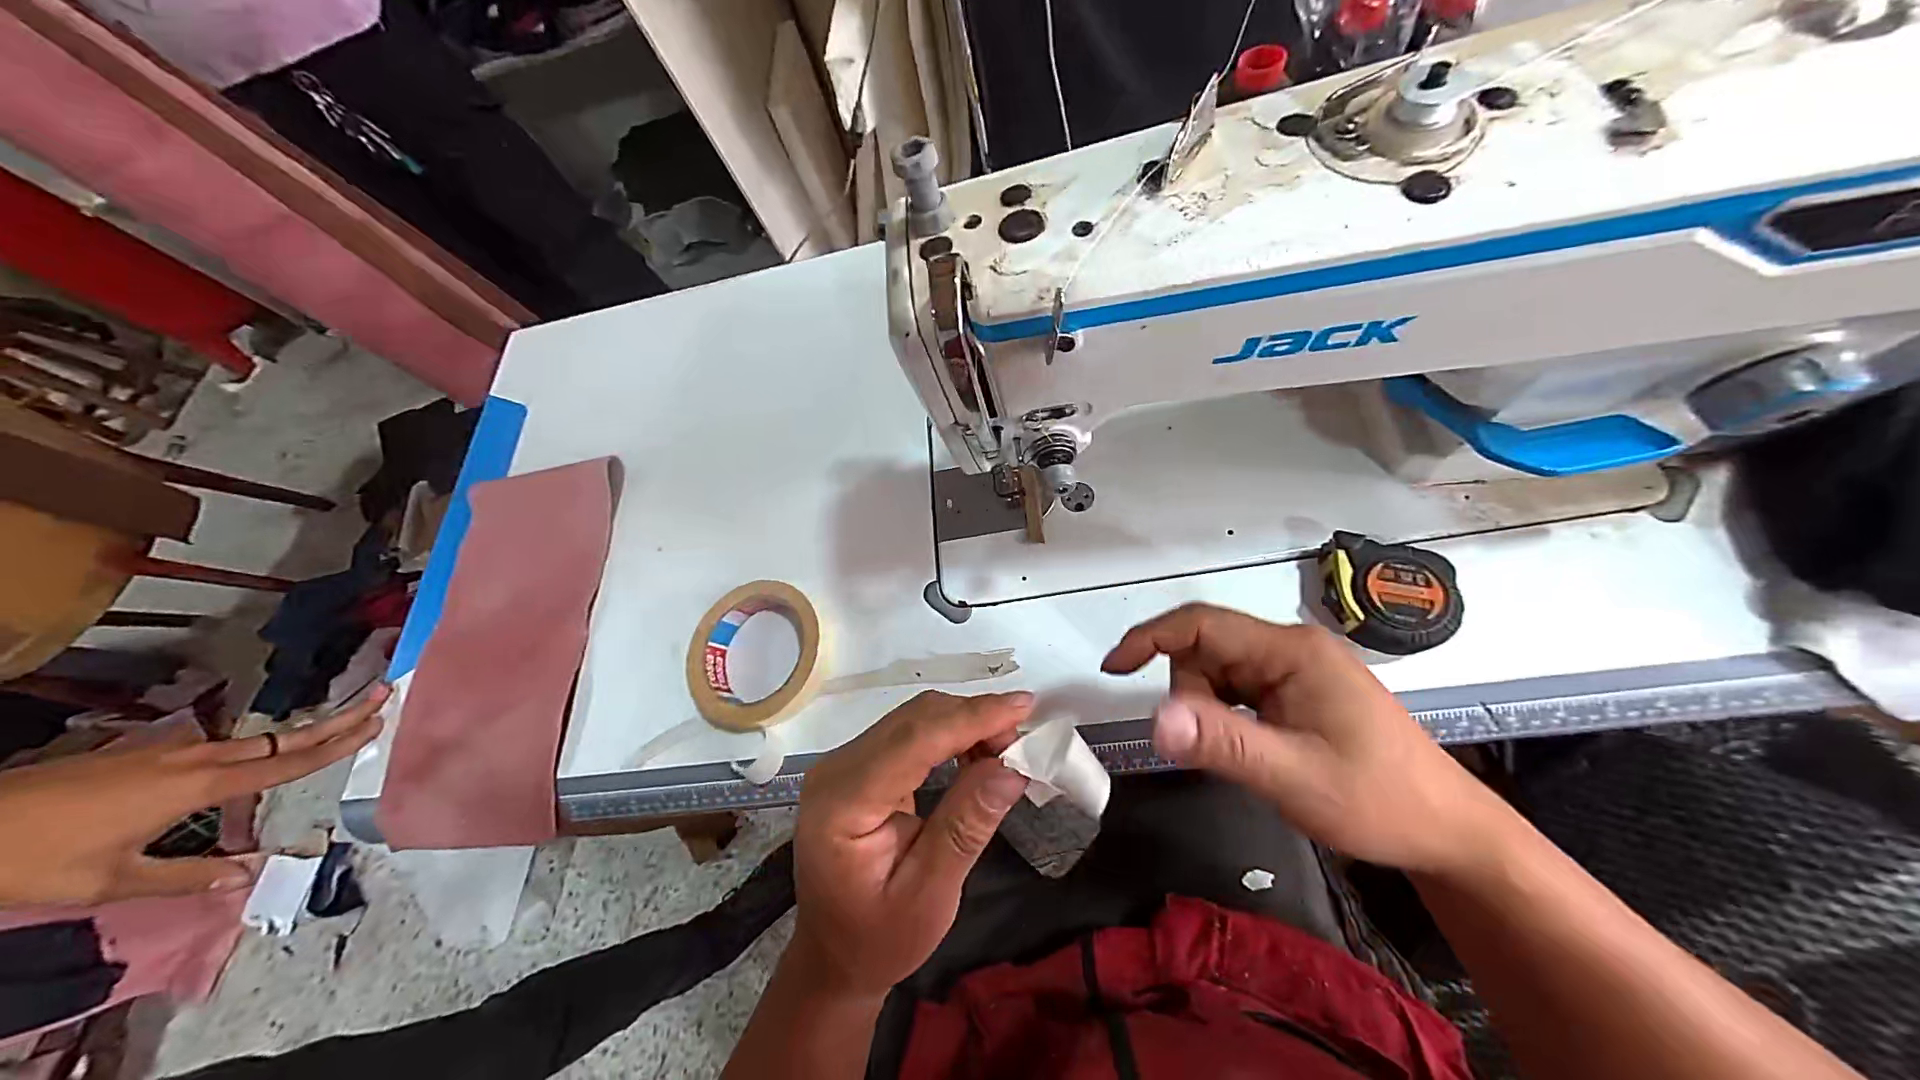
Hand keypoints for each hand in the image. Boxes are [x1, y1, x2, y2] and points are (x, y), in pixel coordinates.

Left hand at [0, 686, 387, 907]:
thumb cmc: (35, 857)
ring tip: (336, 725)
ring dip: (299, 732)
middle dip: (336, 718)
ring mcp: (168, 753)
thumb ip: (185, 877)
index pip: (286, 764)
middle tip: (381, 695)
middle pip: (282, 737)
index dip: (336, 745)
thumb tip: (247, 878)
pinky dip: (257, 746)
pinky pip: (219, 748)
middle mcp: (195, 759)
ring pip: (252, 740)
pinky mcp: (144, 757)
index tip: (377, 723)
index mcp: (198, 785)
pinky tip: (255, 755)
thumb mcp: (107, 881)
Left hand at [789, 690, 1033, 998]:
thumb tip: (1011, 769)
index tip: (1024, 706)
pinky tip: (978, 752)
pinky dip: (950, 734)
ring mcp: (845, 764)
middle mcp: (838, 769)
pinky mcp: (859, 767)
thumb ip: (966, 827)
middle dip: (974, 718)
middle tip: (1023, 742)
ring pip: (914, 719)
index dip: (972, 718)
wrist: (832, 957)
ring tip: (1008, 748)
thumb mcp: (929, 896)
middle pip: (914, 720)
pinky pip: (910, 734)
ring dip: (965, 723)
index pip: (915, 739)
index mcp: (844, 801)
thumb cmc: (878, 939)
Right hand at [1102, 605, 1512, 874]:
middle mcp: (1291, 648)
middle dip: (1193, 696)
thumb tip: (1154, 719)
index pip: (1201, 624)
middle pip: (1206, 651)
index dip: (1149, 639)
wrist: (1449, 832)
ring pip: (1219, 672)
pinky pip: (1240, 690)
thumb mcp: (1293, 777)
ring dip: (1212, 711)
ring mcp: (1297, 669)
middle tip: (1224, 750)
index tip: (1112, 669)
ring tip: (1250, 757)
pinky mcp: (1299, 691)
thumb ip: (1222, 743)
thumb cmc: (1379, 801)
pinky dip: (1229, 716)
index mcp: (1292, 651)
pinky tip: (1254, 749)